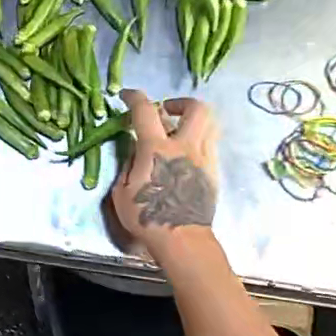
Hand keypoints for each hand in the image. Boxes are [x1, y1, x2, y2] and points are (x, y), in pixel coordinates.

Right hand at [111, 90, 219, 259]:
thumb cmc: (147, 218)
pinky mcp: (213, 173)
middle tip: (167, 112)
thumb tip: (135, 151)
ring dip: (193, 121)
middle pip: (196, 108)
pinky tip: (185, 157)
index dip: (135, 97)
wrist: (182, 240)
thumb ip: (128, 165)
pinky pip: (210, 145)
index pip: (146, 110)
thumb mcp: (121, 192)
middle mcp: (185, 146)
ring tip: (179, 132)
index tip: (128, 96)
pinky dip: (198, 142)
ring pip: (210, 124)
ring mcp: (204, 158)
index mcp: (157, 149)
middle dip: (180, 102)